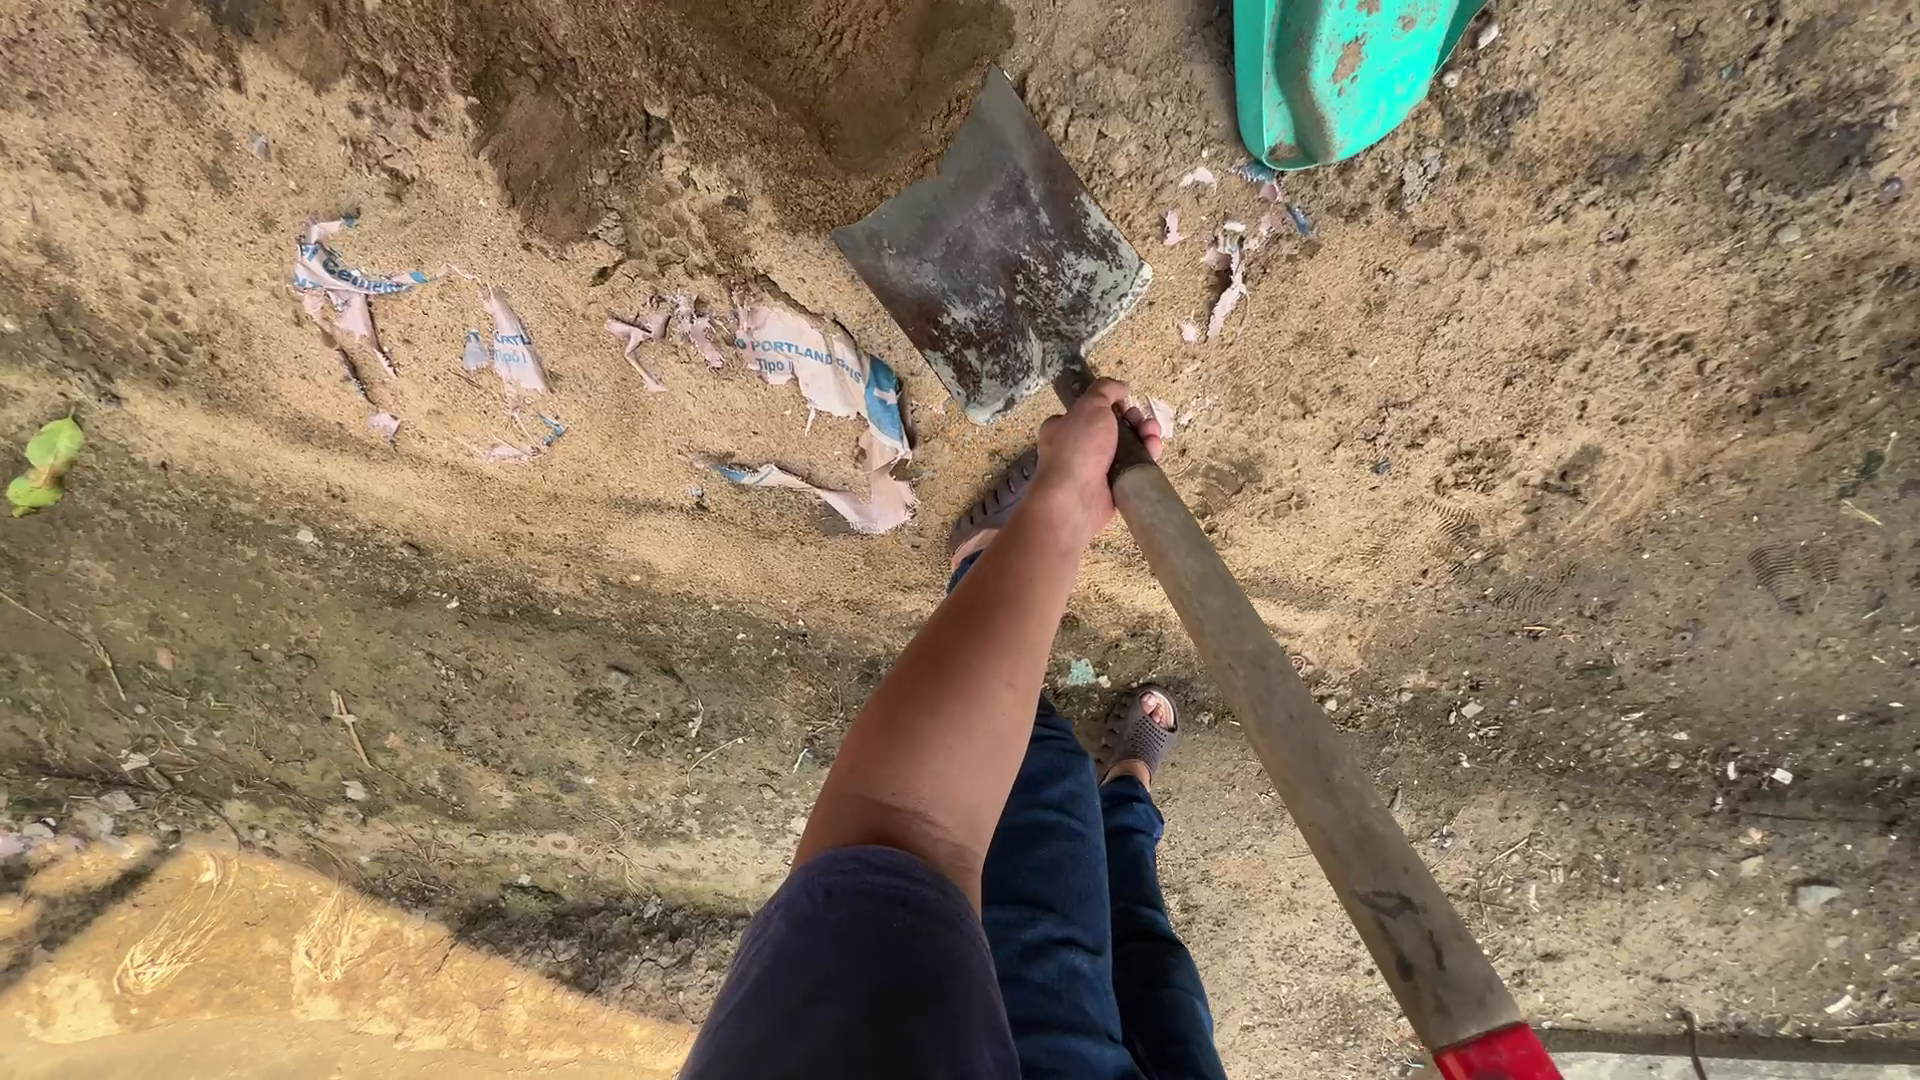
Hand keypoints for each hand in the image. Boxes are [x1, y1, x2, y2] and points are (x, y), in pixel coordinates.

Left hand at [1028, 377, 1163, 544]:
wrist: (1075, 498)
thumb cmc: (1077, 448)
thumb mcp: (1090, 406)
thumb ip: (1105, 390)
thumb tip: (1120, 387)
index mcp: (1064, 426)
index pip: (1092, 410)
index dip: (1112, 405)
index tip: (1124, 404)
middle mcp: (1078, 446)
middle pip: (1115, 426)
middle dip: (1134, 420)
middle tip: (1140, 421)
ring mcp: (1096, 467)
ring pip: (1128, 446)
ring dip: (1145, 435)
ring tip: (1152, 434)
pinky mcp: (1113, 485)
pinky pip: (1133, 466)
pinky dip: (1146, 456)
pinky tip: (1154, 449)